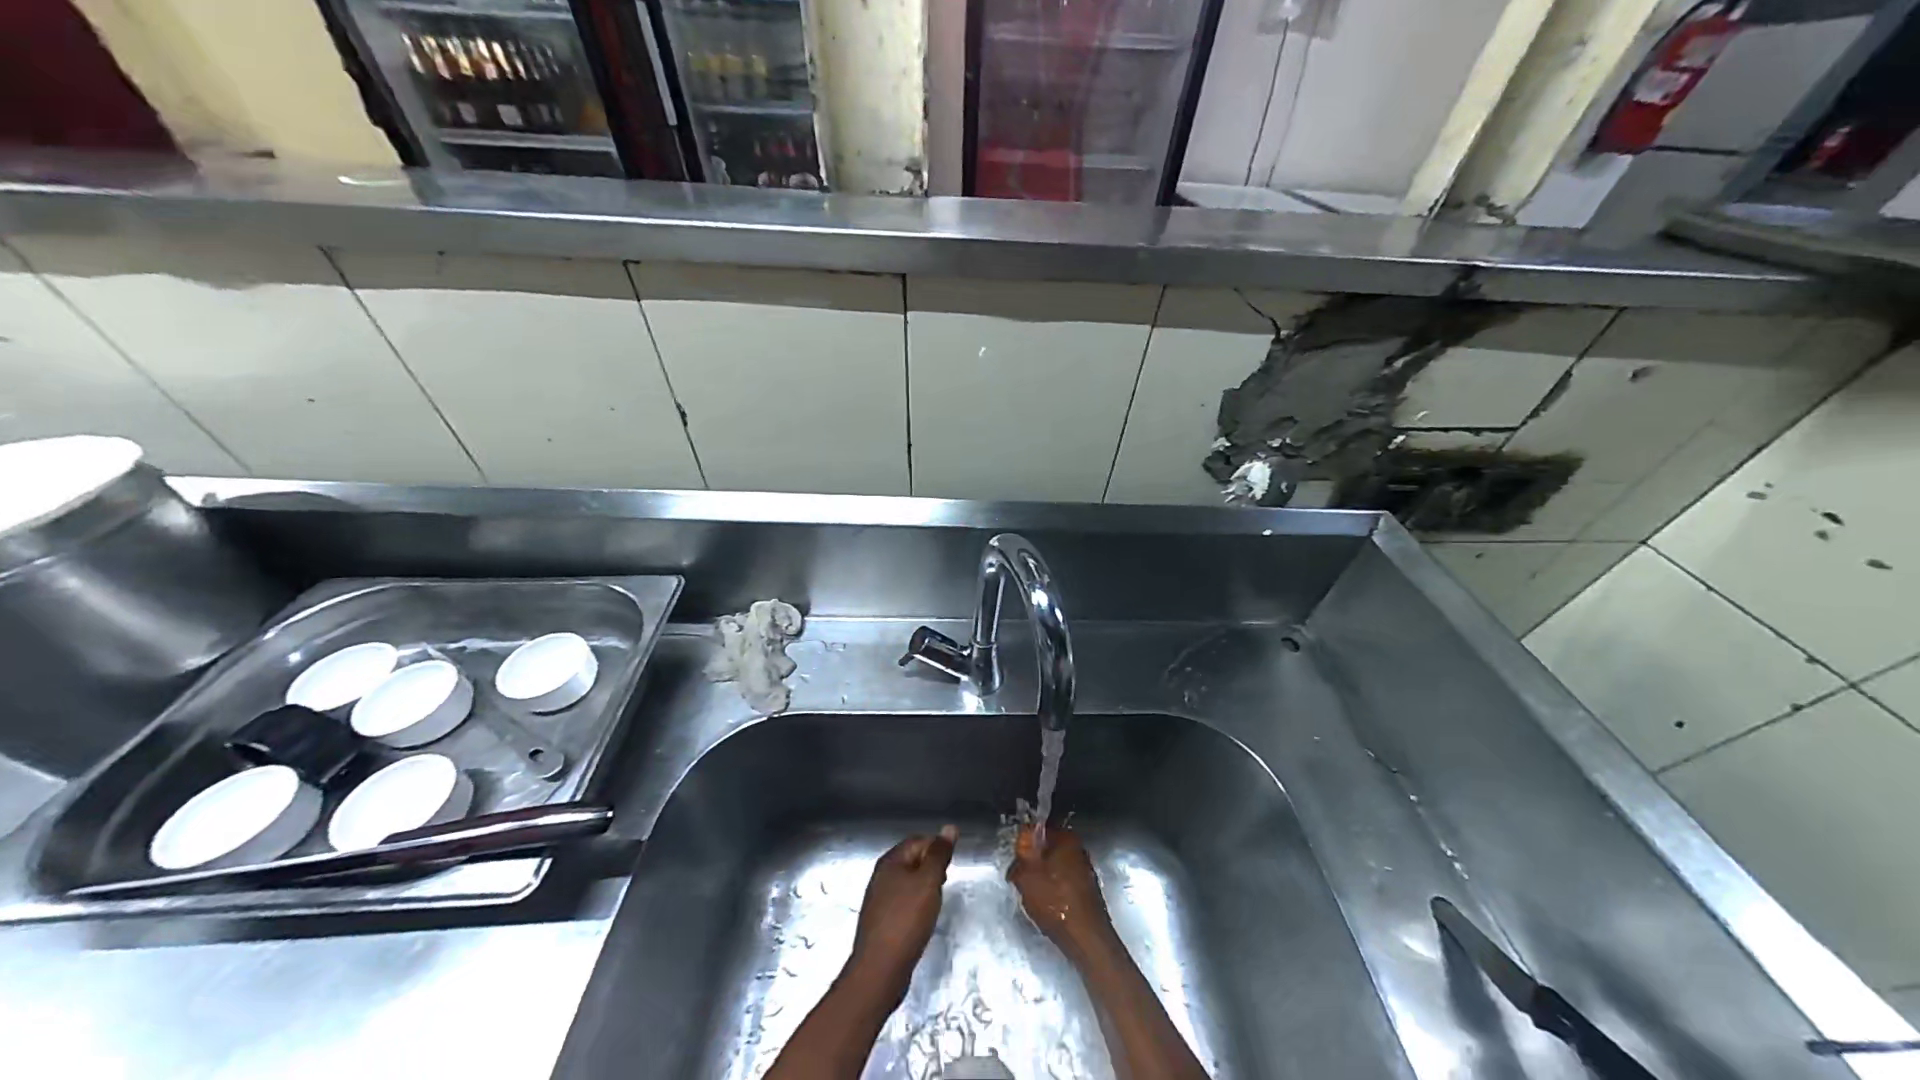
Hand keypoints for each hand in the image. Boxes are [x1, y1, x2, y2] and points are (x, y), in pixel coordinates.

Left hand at [846, 825, 956, 992]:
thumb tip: (949, 827)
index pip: (918, 840)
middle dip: (932, 867)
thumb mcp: (928, 882)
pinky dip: (916, 904)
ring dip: (925, 887)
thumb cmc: (906, 920)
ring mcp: (879, 898)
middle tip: (945, 883)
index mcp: (890, 861)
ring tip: (937, 901)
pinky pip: (903, 901)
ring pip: (908, 882)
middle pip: (912, 860)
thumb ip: (939, 855)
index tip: (951, 867)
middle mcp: (881, 875)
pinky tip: (923, 918)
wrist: (880, 968)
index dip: (937, 848)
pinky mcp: (881, 919)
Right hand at [1008, 826, 1116, 960]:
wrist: (1086, 939)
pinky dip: (1053, 890)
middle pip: (1047, 848)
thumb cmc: (1055, 902)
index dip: (1023, 842)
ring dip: (1042, 877)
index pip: (1039, 828)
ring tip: (1032, 896)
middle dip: (1032, 862)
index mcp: (1067, 838)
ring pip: (1054, 867)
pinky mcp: (1086, 891)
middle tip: (1020, 879)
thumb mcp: (1028, 873)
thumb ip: (1023, 849)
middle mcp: (1079, 850)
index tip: (1015, 859)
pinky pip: (1062, 882)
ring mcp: (1085, 871)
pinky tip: (1047, 907)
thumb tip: (1024, 832)